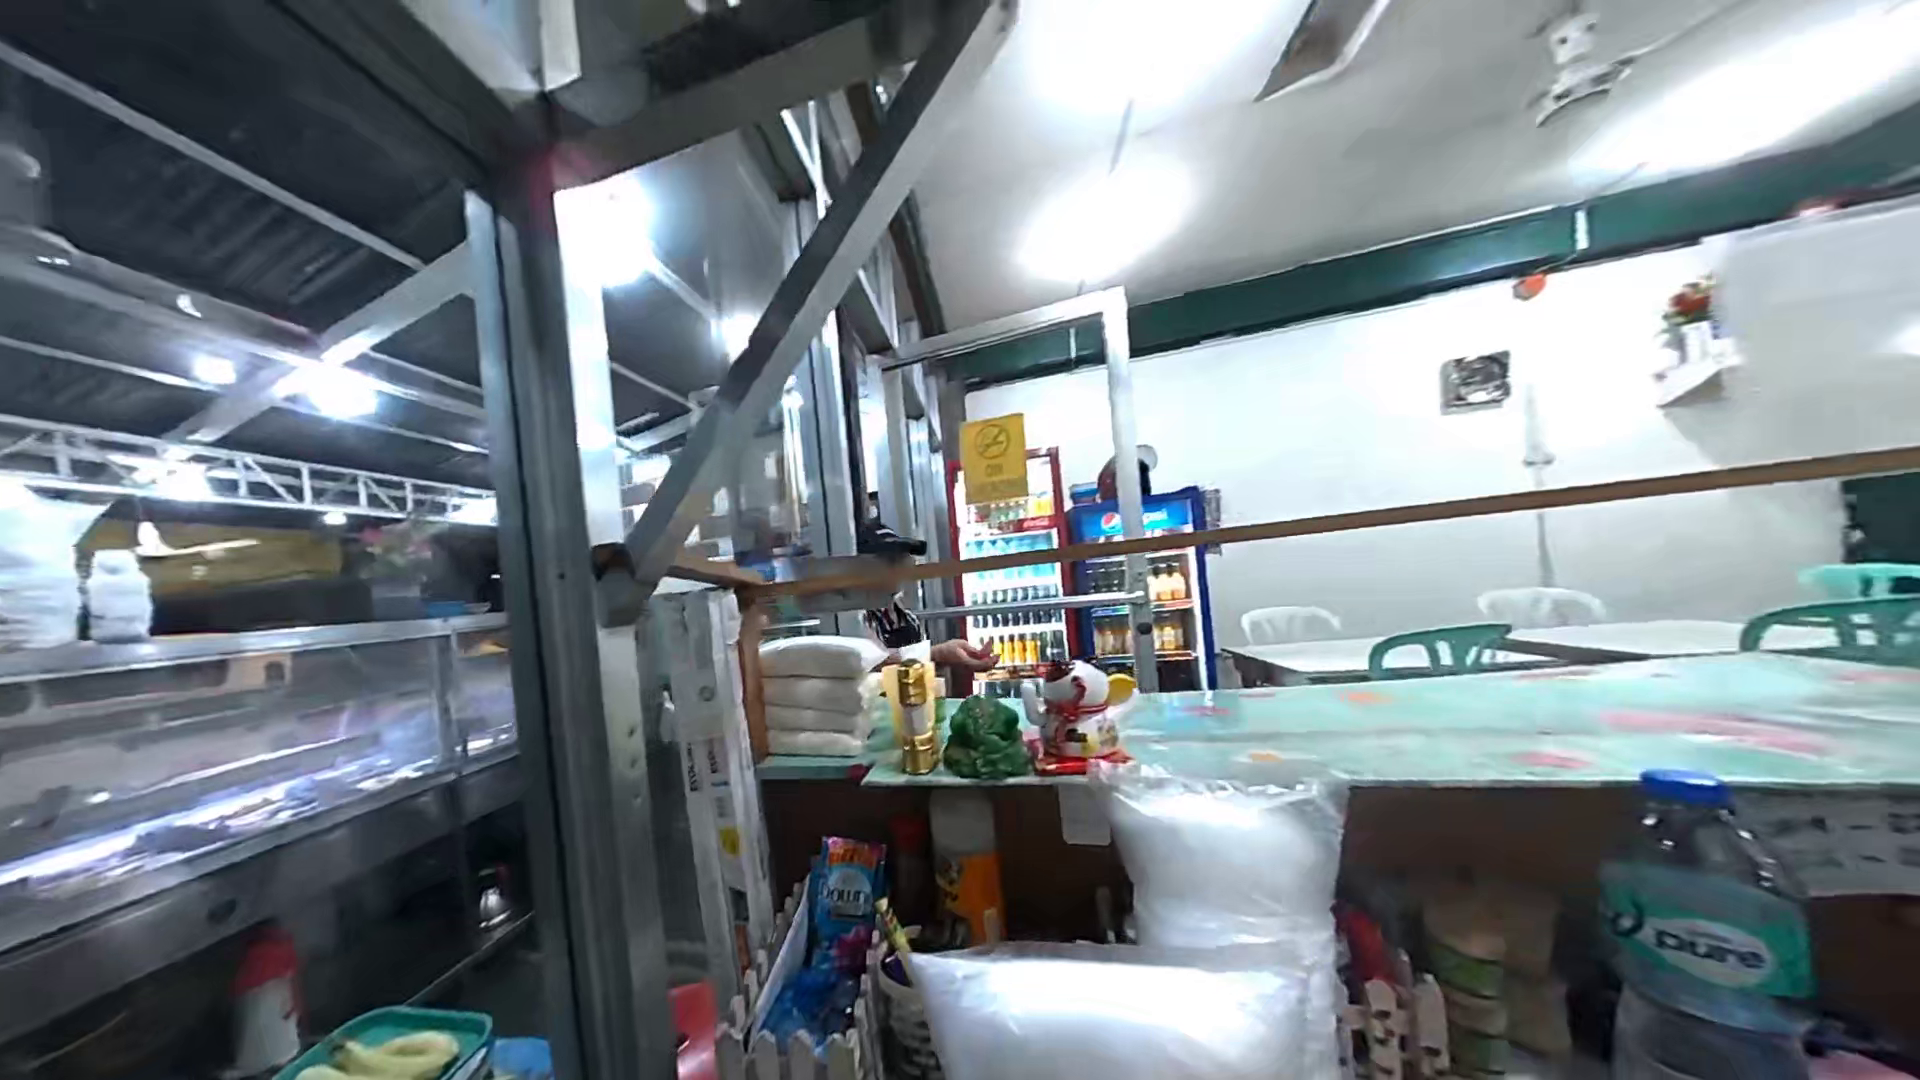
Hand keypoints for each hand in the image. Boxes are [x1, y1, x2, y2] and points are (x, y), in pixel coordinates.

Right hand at [931, 639, 997, 673]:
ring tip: (991, 654)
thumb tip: (984, 653)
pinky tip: (984, 655)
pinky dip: (982, 662)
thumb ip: (973, 650)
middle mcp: (967, 668)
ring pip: (981, 669)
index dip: (991, 661)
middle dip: (992, 662)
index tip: (997, 655)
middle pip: (984, 668)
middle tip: (997, 655)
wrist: (937, 656)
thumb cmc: (947, 648)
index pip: (983, 664)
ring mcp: (966, 670)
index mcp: (966, 662)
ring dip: (988, 662)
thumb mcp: (961, 644)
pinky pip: (977, 667)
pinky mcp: (966, 669)